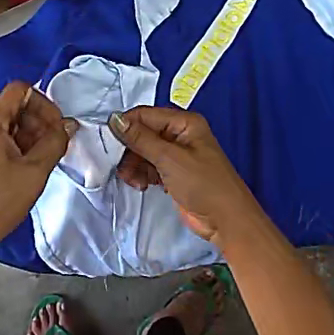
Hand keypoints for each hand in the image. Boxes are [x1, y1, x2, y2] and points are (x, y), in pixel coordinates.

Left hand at [0, 82, 74, 259]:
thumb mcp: (36, 170)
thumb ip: (56, 141)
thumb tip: (66, 126)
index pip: (20, 90)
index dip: (44, 103)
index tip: (56, 124)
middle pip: (14, 106)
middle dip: (39, 122)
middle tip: (53, 143)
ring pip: (8, 124)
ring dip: (29, 136)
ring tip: (41, 160)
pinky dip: (16, 147)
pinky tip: (26, 168)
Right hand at [108, 106, 265, 242]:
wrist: (226, 219)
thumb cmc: (203, 184)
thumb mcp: (169, 159)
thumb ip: (141, 138)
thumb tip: (115, 119)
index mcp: (185, 122)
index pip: (146, 115)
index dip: (126, 126)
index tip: (107, 142)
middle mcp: (181, 134)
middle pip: (143, 133)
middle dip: (129, 150)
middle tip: (122, 167)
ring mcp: (178, 154)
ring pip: (144, 152)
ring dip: (134, 165)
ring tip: (135, 181)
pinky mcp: (174, 173)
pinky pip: (150, 166)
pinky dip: (142, 174)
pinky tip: (143, 185)